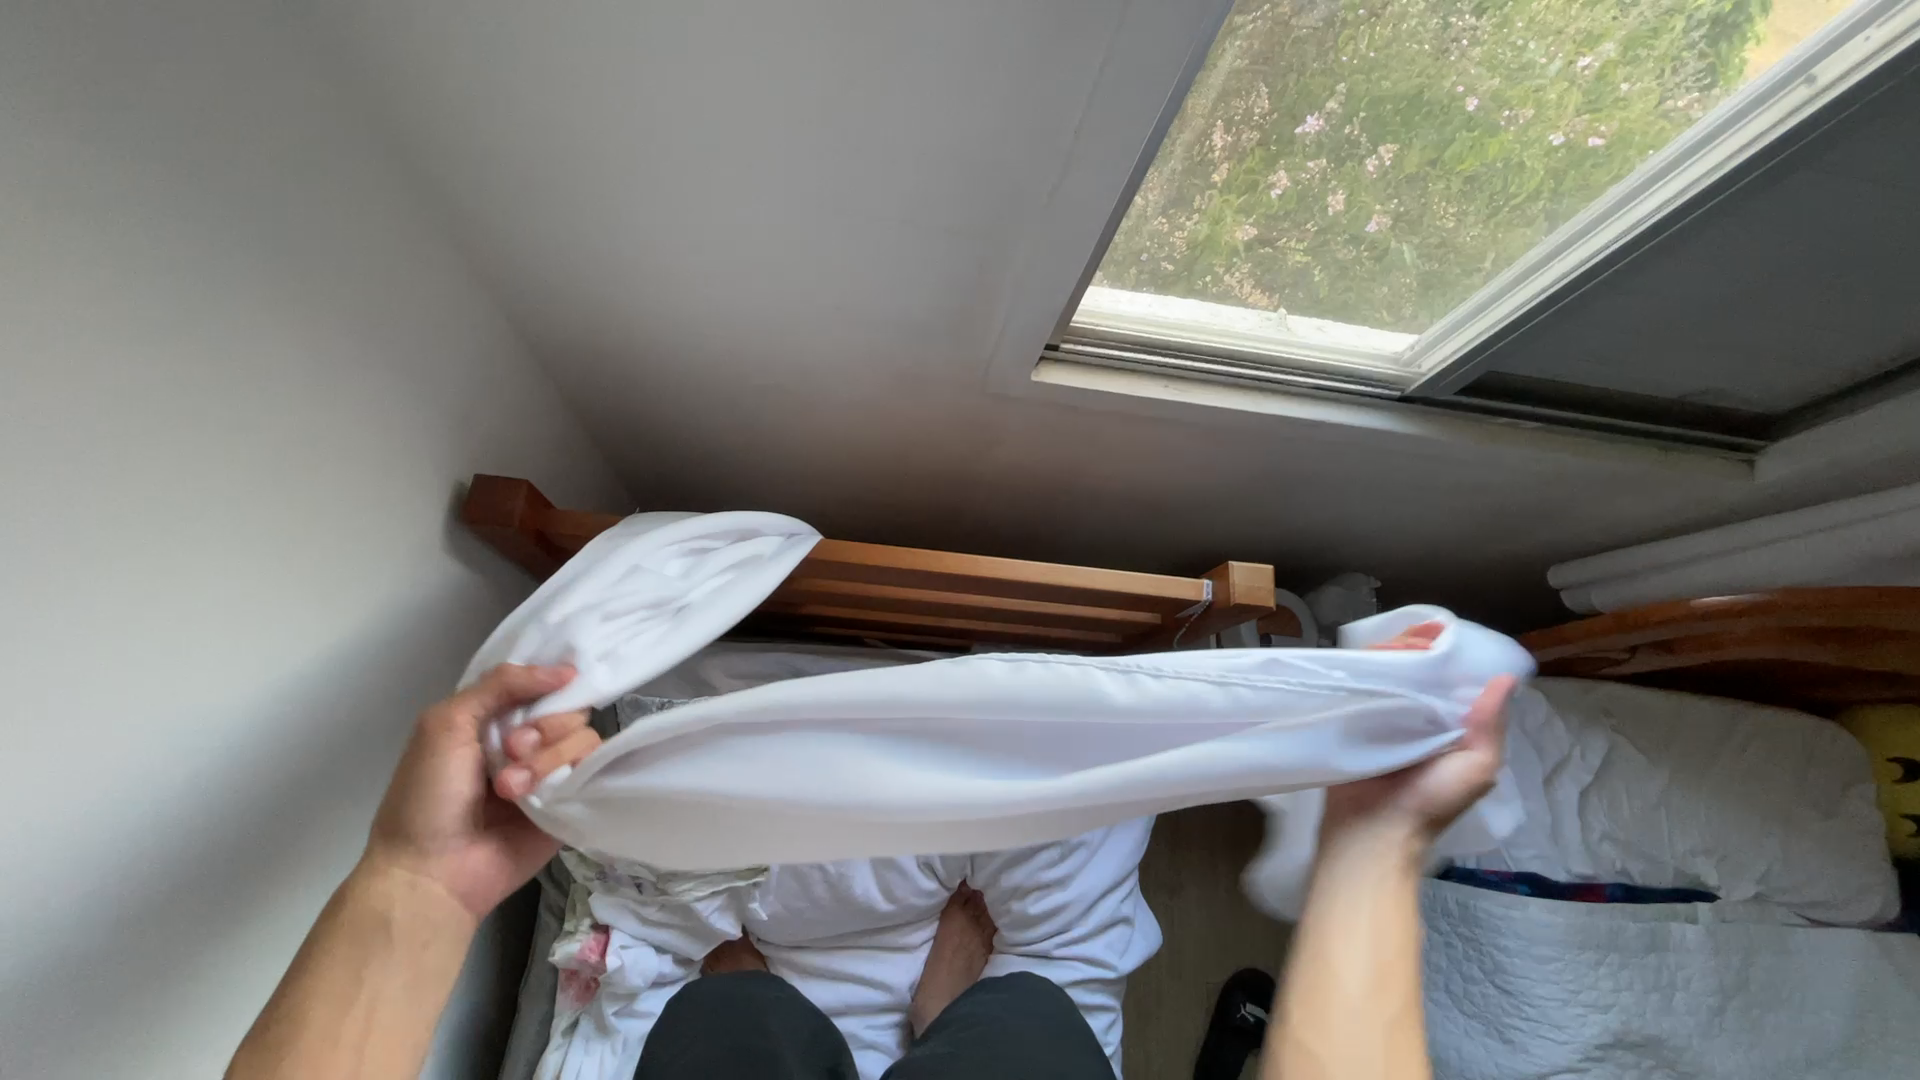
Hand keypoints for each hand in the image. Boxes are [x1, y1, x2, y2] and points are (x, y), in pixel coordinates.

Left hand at [361, 663, 599, 920]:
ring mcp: (552, 773)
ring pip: (584, 739)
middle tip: (511, 751)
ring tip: (510, 789)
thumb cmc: (426, 796)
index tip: (555, 685)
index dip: (551, 682)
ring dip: (546, 759)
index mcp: (496, 719)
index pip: (544, 684)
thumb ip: (502, 685)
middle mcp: (529, 742)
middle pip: (570, 710)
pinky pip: (595, 771)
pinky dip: (572, 776)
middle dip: (543, 728)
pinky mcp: (572, 801)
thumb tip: (569, 670)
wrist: (432, 873)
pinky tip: (543, 796)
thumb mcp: (446, 724)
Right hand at [1321, 621, 1518, 844]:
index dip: (1446, 654)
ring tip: (1381, 648)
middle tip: (1404, 642)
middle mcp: (1418, 719)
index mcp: (1451, 728)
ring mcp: (1381, 719)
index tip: (1437, 634)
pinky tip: (1357, 660)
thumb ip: (1490, 726)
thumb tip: (1506, 678)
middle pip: (1416, 671)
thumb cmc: (1430, 801)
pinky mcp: (1350, 721)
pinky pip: (1356, 689)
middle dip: (1412, 649)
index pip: (1451, 680)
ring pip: (1385, 675)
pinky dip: (1357, 672)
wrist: (1372, 829)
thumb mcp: (1476, 767)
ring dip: (1384, 655)